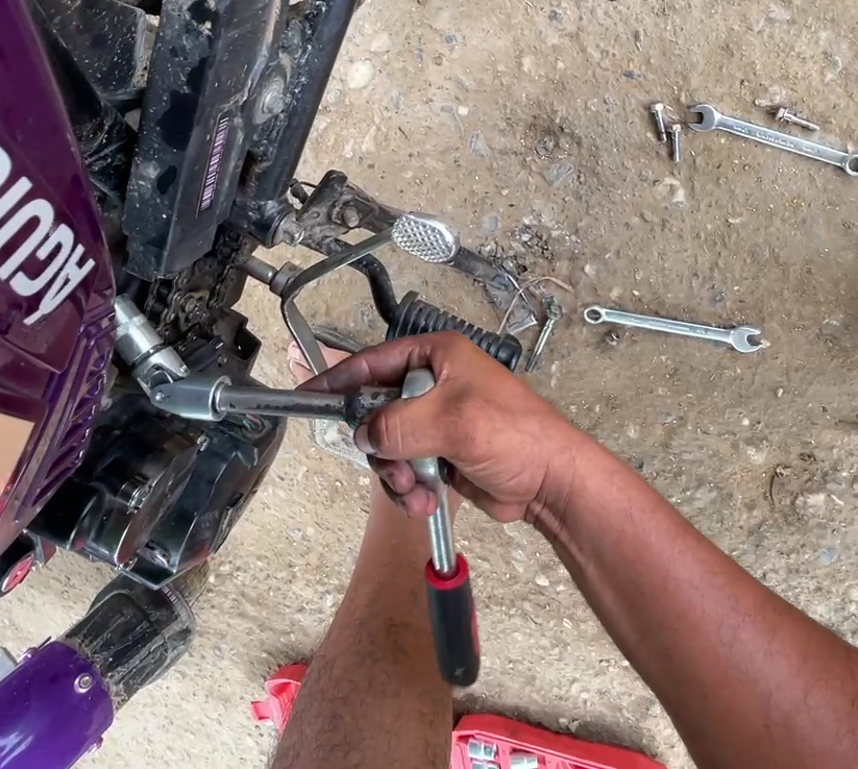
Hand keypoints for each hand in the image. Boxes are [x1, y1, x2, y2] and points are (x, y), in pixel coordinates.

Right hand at [301, 332, 594, 523]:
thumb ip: (399, 423)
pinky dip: (407, 488)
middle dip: (378, 445)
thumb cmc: (513, 433)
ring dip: (394, 473)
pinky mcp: (437, 454)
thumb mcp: (452, 420)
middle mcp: (432, 385)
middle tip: (391, 464)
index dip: (339, 377)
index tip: (309, 395)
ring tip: (416, 488)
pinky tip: (424, 501)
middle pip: (375, 410)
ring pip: (385, 446)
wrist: (548, 481)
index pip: (374, 361)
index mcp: (437, 357)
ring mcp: (434, 421)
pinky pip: (402, 469)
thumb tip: (363, 434)